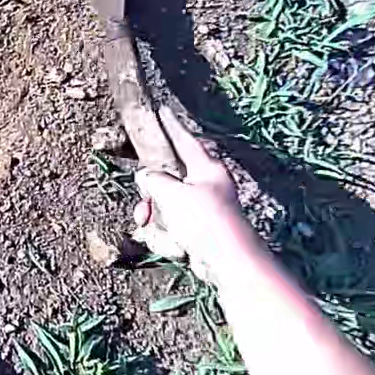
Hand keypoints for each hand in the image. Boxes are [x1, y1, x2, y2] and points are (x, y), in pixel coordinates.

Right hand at [131, 123, 263, 285]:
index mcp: (207, 169)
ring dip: (156, 219)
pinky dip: (166, 235)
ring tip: (156, 229)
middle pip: (166, 179)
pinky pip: (170, 226)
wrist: (229, 264)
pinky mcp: (197, 231)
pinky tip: (173, 244)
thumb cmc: (205, 221)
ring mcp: (201, 209)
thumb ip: (154, 180)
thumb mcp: (173, 194)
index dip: (171, 126)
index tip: (161, 110)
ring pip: (163, 206)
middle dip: (151, 197)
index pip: (184, 141)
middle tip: (144, 208)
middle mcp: (205, 185)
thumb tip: (146, 176)